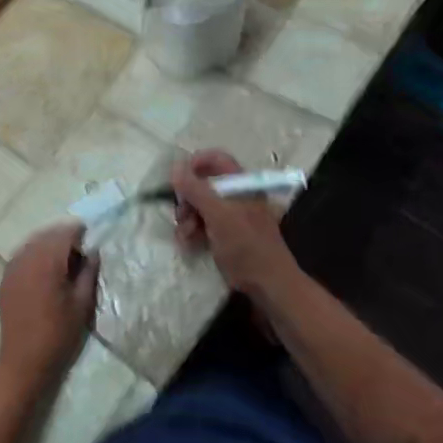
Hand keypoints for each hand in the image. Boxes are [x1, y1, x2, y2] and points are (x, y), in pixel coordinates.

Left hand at [0, 223, 97, 385]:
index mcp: (47, 262)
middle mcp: (26, 257)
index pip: (64, 234)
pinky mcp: (6, 276)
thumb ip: (88, 273)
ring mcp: (13, 266)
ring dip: (49, 245)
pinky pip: (22, 254)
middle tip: (79, 252)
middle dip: (64, 238)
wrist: (25, 357)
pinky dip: (36, 254)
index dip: (79, 232)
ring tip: (64, 260)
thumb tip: (93, 251)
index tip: (90, 239)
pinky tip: (46, 269)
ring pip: (33, 242)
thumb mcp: (82, 304)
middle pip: (47, 235)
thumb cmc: (59, 333)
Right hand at [172, 149, 298, 295]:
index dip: (194, 164)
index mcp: (241, 184)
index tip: (177, 181)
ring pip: (199, 205)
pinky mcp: (226, 233)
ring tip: (184, 235)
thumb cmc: (246, 246)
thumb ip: (195, 189)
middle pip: (202, 183)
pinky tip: (188, 243)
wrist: (268, 284)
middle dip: (186, 198)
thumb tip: (174, 167)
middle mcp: (236, 195)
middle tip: (180, 214)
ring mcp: (231, 214)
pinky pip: (202, 223)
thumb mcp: (218, 215)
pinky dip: (192, 230)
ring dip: (186, 218)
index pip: (215, 159)